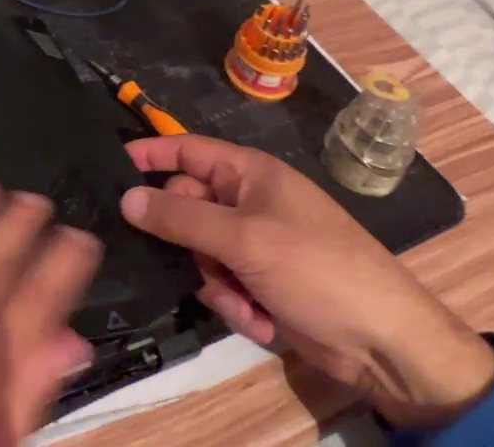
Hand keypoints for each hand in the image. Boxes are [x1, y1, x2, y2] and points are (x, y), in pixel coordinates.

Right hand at [119, 135, 493, 428]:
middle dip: (191, 244)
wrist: (383, 341)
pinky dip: (238, 306)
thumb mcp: (243, 239)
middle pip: (188, 209)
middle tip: (201, 264)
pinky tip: (264, 322)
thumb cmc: (316, 269)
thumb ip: (180, 217)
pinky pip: (226, 286)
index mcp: (250, 173)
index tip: (110, 169)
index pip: (187, 151)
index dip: (150, 155)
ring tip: (245, 301)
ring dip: (217, 283)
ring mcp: (259, 245)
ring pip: (202, 255)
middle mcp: (251, 202)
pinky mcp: (265, 284)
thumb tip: (126, 196)